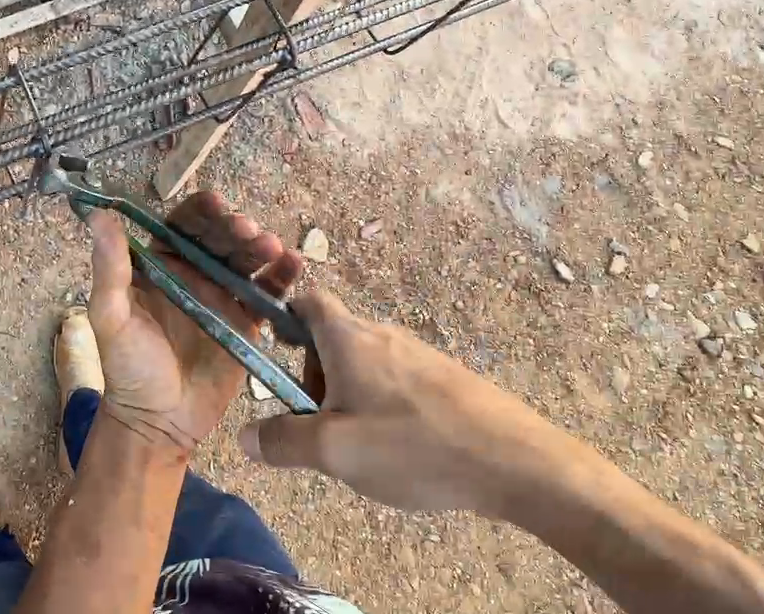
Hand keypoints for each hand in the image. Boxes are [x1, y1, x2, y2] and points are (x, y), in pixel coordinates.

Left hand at [86, 191, 301, 452]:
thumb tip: (101, 215)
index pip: (181, 226)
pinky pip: (266, 293)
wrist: (158, 422)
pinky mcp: (246, 321)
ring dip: (258, 247)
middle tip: (245, 228)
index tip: (214, 201)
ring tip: (270, 245)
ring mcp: (222, 295)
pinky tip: (293, 262)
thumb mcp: (110, 316)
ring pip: (244, 260)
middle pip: (217, 238)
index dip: (198, 211)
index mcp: (159, 263)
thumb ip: (109, 268)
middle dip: (233, 228)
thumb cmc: (127, 366)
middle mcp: (192, 272)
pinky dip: (281, 276)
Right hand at [236, 292, 569, 516]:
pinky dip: (384, 404)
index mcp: (346, 337)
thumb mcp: (334, 451)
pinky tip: (403, 447)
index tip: (273, 350)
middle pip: (331, 338)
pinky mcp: (447, 378)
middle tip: (318, 422)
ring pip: (365, 362)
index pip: (306, 301)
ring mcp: (418, 354)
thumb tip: (244, 437)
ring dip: (349, 393)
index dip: (284, 317)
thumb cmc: (413, 446)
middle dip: (315, 374)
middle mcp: (380, 334)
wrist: (519, 462)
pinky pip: (397, 380)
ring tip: (362, 444)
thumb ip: (283, 441)